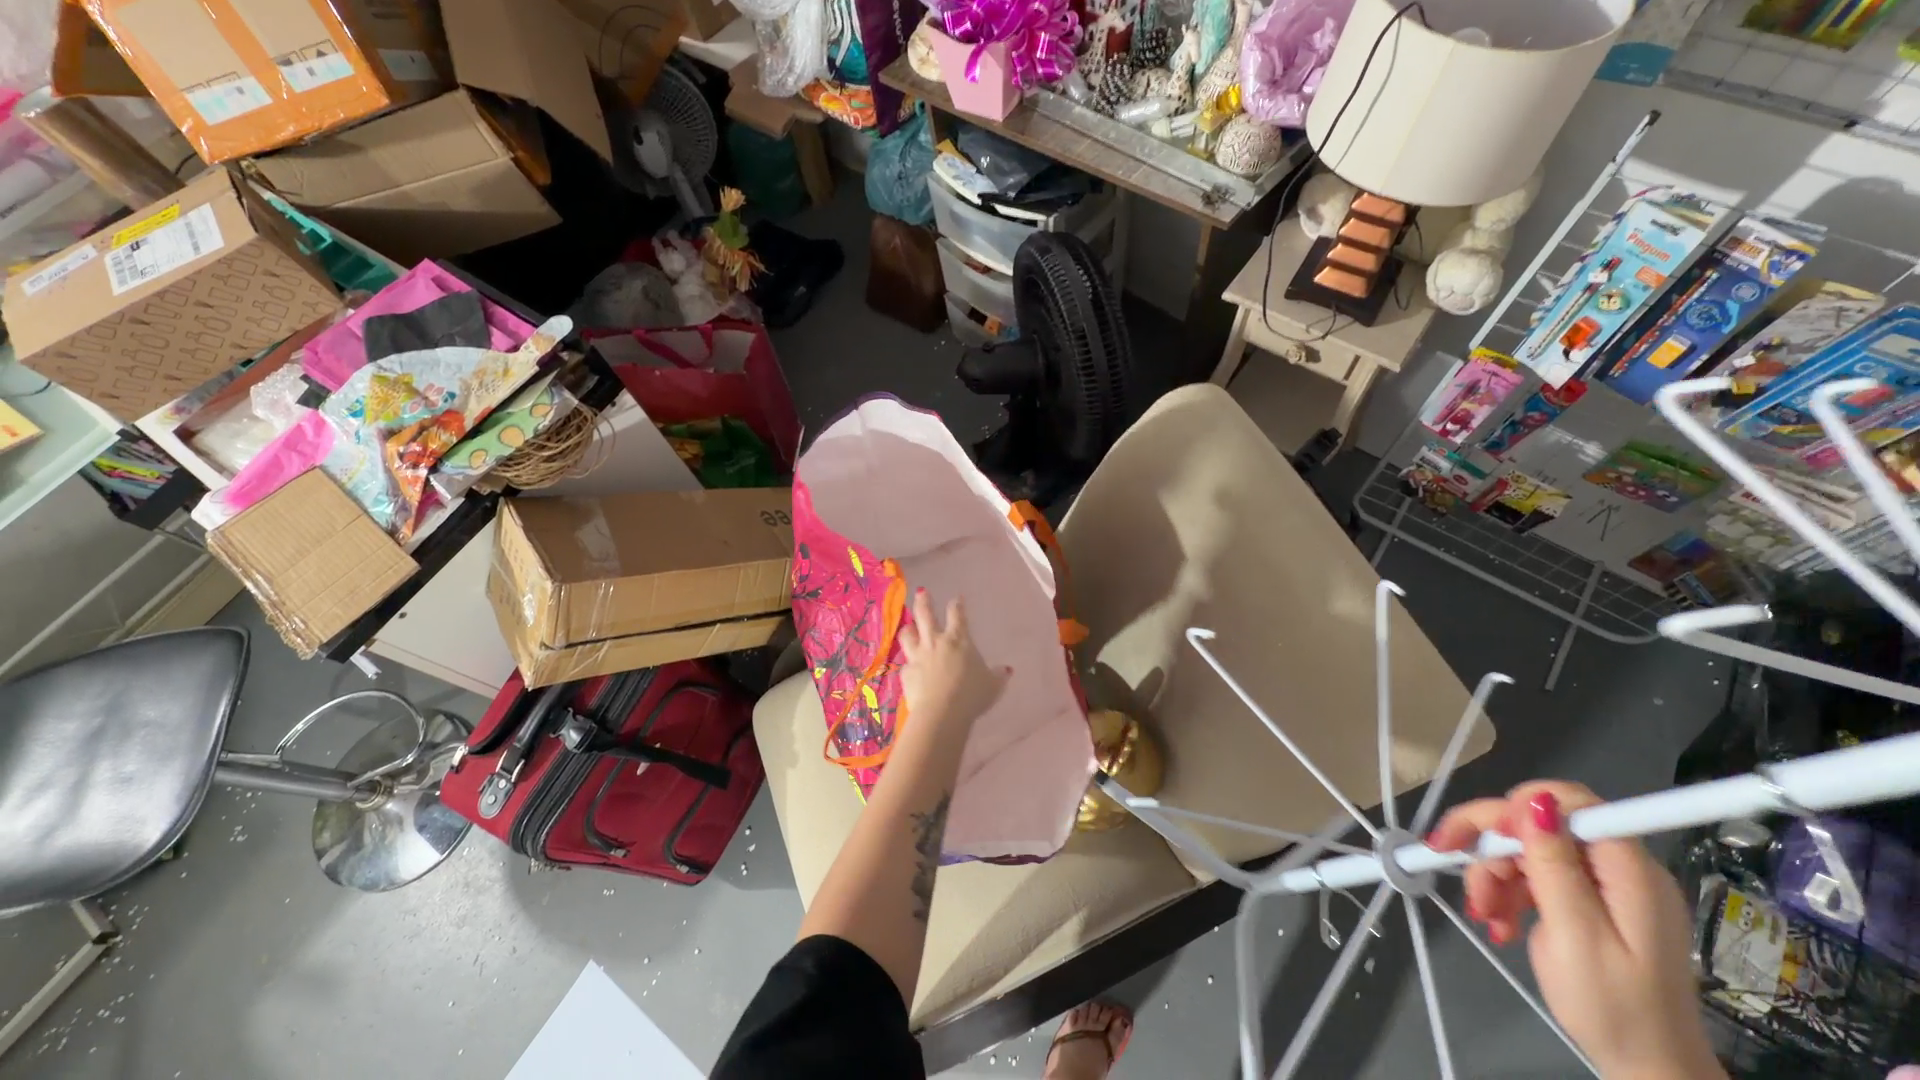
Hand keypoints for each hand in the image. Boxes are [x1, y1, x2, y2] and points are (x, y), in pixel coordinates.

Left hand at [899, 590, 1007, 726]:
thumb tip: (1006, 669)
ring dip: (909, 628)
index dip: (957, 604)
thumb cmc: (972, 695)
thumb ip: (998, 675)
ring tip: (909, 625)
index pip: (957, 614)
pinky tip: (909, 668)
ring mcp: (918, 656)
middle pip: (926, 614)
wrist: (942, 713)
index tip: (956, 599)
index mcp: (959, 639)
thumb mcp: (992, 685)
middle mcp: (935, 641)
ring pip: (908, 634)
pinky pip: (905, 663)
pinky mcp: (906, 673)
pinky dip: (909, 664)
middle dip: (924, 601)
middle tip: (921, 592)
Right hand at [1428, 782, 1722, 1079]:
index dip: (1518, 808)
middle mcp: (1617, 866)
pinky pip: (1538, 878)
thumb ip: (1555, 865)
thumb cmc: (1614, 1007)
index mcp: (1626, 868)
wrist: (1649, 1068)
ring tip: (1485, 916)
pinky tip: (1500, 924)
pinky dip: (1510, 895)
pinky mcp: (1590, 904)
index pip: (1570, 801)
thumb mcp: (1576, 935)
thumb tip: (1535, 801)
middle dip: (1493, 845)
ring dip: (1495, 876)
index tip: (1483, 841)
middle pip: (1541, 824)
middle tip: (1451, 866)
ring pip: (1530, 851)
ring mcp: (1604, 886)